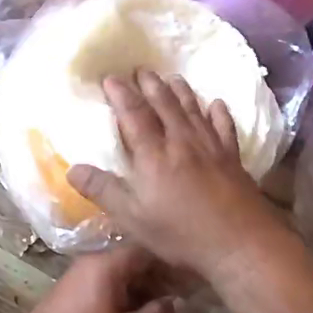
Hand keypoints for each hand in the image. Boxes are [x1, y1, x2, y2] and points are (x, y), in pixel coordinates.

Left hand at [15, 245, 178, 312]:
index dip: (173, 264)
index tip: (191, 282)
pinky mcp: (76, 288)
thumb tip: (179, 303)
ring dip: (144, 289)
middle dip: (160, 278)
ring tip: (162, 311)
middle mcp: (95, 259)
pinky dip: (127, 294)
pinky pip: (110, 282)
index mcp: (110, 262)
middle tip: (181, 299)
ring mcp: (83, 273)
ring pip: (123, 272)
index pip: (150, 249)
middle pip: (136, 259)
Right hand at [66, 70, 291, 278]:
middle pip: (165, 104)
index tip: (110, 78)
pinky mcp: (232, 158)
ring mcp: (210, 147)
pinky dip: (218, 112)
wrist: (240, 243)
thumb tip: (72, 169)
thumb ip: (104, 191)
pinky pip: (224, 127)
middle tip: (141, 69)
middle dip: (150, 85)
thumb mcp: (133, 219)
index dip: (121, 94)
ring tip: (172, 77)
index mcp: (154, 155)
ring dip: (180, 91)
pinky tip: (215, 103)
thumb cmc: (182, 234)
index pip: (134, 115)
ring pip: (193, 110)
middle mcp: (182, 142)